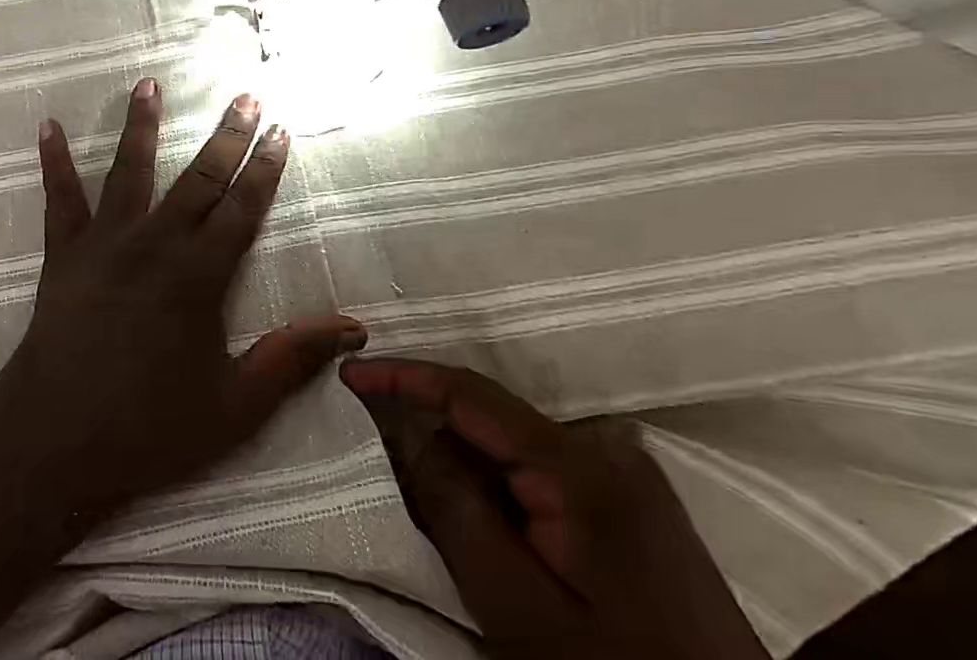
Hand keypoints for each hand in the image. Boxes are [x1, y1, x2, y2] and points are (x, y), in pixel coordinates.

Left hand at [0, 78, 366, 515]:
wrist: (52, 442)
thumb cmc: (147, 429)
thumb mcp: (234, 406)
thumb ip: (290, 359)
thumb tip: (354, 329)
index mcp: (197, 278)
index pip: (242, 211)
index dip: (266, 169)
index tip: (282, 131)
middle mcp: (152, 246)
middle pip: (197, 180)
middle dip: (225, 137)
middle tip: (244, 96)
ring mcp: (103, 245)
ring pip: (127, 172)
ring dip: (141, 126)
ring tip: (148, 84)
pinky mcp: (62, 256)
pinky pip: (59, 200)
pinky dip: (54, 162)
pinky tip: (48, 127)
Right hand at [340, 359, 768, 659]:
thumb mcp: (515, 604)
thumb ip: (456, 509)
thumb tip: (410, 433)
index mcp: (582, 468)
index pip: (472, 394)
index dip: (405, 376)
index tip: (349, 372)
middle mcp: (608, 449)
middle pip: (492, 414)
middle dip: (428, 417)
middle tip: (371, 427)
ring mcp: (624, 470)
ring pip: (511, 438)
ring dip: (460, 449)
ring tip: (414, 468)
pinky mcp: (627, 495)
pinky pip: (537, 461)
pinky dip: (493, 471)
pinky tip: (474, 500)